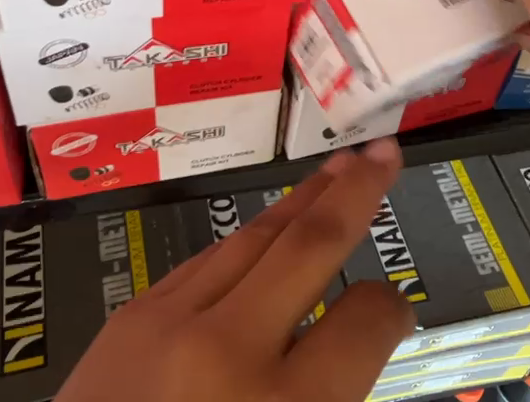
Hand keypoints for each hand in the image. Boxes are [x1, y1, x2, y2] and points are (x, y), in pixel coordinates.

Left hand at [57, 140, 414, 401]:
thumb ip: (320, 396)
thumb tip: (347, 344)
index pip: (362, 325)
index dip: (391, 306)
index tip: (397, 303)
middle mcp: (229, 351)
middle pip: (309, 248)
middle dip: (355, 193)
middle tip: (383, 151)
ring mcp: (172, 322)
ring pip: (252, 239)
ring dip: (299, 201)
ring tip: (335, 171)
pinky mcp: (132, 315)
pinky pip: (203, 263)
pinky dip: (243, 243)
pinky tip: (264, 230)